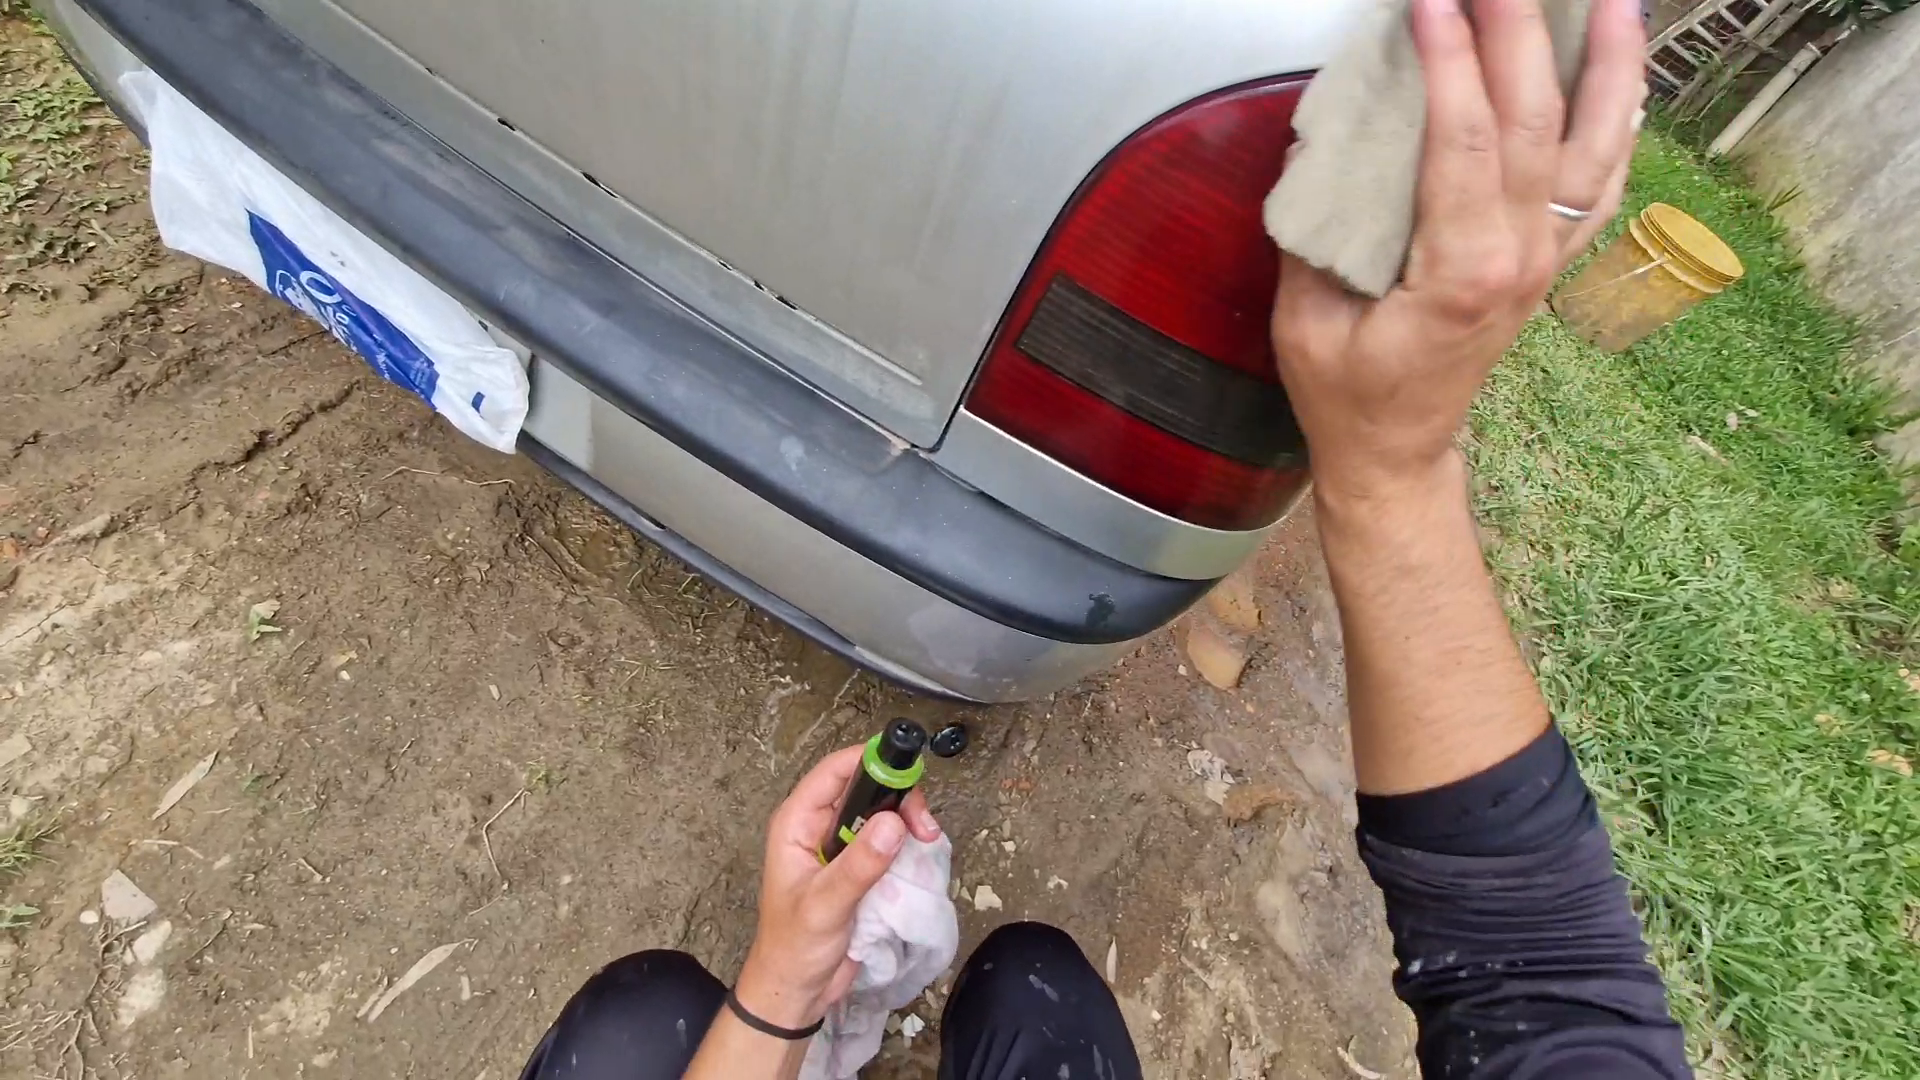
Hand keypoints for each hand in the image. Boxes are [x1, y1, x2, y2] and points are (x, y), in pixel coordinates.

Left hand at [732, 744, 941, 1028]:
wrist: (797, 991)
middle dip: (898, 794)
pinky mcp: (861, 862)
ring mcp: (842, 842)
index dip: (870, 760)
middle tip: (922, 822)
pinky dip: (908, 839)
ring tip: (927, 838)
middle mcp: (820, 823)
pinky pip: (889, 836)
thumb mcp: (825, 906)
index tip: (906, 770)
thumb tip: (893, 822)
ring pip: (882, 808)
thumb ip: (858, 865)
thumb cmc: (794, 947)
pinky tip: (921, 852)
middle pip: (866, 785)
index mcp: (798, 821)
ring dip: (907, 818)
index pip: (835, 771)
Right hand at [1271, 0, 1645, 498]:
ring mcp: (1546, 261)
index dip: (1450, 63)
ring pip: (1595, 142)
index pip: (1465, 141)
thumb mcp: (1304, 325)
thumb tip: (1322, 158)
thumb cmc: (1343, 398)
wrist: (1393, 451)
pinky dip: (1617, 123)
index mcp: (1460, 273)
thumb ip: (1316, 240)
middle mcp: (1522, 257)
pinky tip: (1617, 81)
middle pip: (1536, 121)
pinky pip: (1602, 184)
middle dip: (1518, 33)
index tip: (1432, 4)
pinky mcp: (1547, 267)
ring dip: (1606, 61)